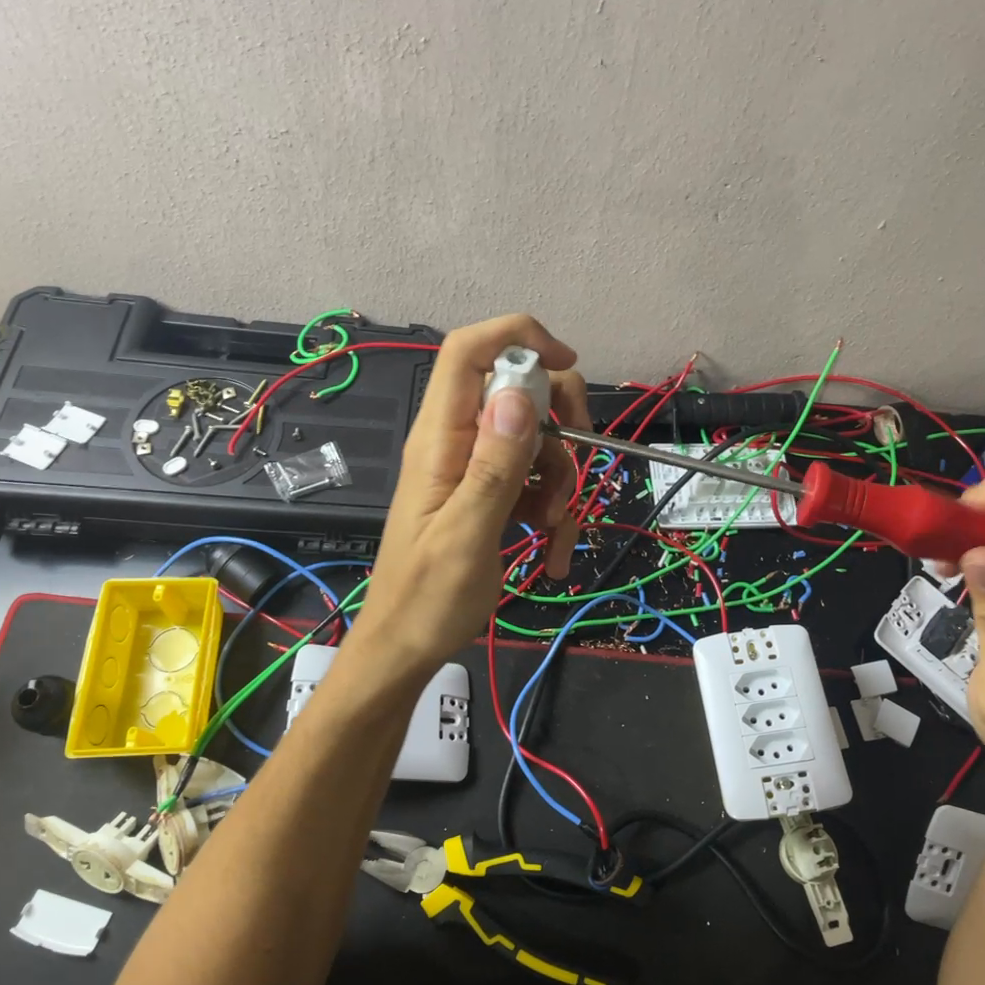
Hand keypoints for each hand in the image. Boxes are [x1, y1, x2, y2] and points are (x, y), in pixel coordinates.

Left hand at [347, 314, 590, 673]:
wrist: (406, 647)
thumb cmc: (428, 599)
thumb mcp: (467, 536)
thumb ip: (493, 466)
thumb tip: (519, 395)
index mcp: (441, 438)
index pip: (469, 350)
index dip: (518, 337)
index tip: (567, 364)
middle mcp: (457, 442)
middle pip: (518, 389)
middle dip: (560, 420)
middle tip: (578, 459)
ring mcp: (474, 469)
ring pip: (537, 440)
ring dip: (560, 480)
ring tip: (552, 530)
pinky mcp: (488, 496)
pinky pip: (534, 481)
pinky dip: (552, 510)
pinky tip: (551, 550)